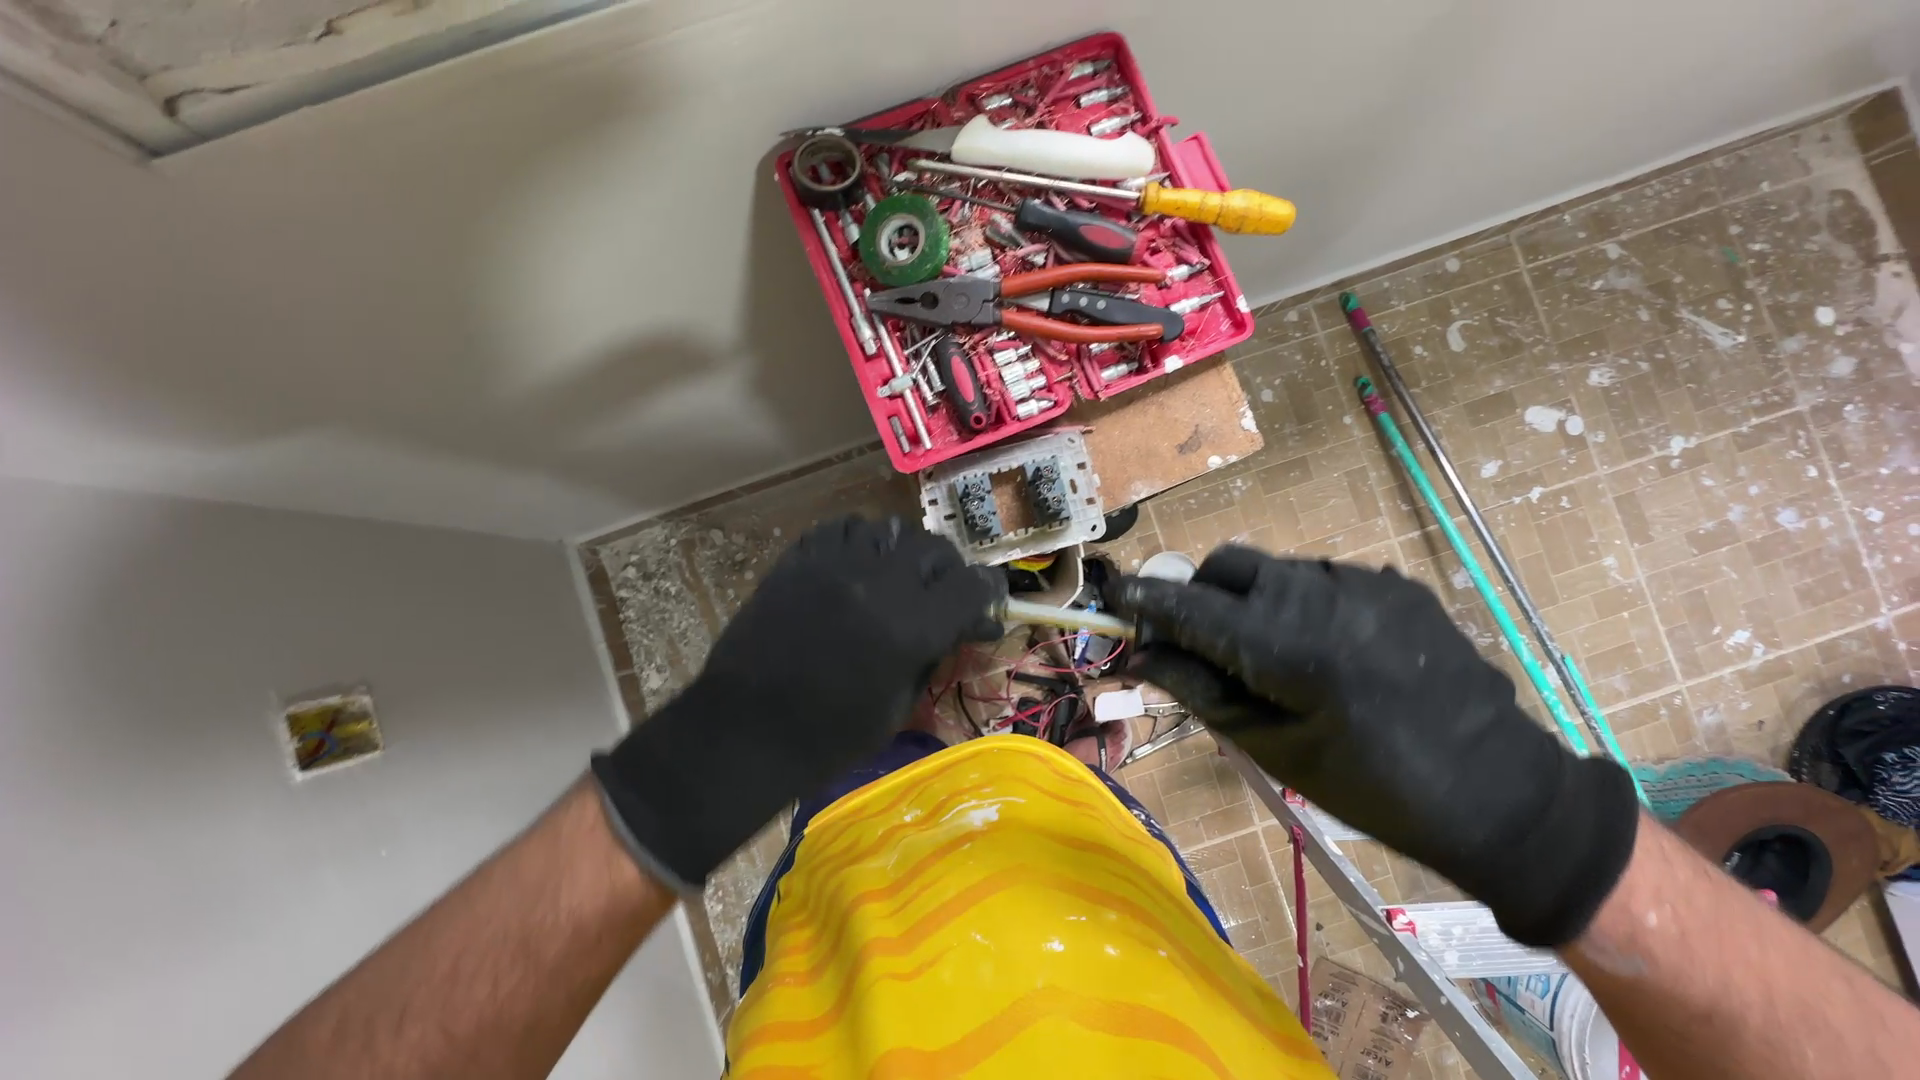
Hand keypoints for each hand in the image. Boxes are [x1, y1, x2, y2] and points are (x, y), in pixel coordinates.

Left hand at [593, 516, 1002, 888]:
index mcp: (910, 628)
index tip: (982, 610)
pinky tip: (855, 567)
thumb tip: (955, 627)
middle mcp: (878, 584)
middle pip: (933, 548)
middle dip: (946, 572)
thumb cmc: (827, 737)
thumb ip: (931, 654)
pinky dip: (858, 542)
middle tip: (939, 597)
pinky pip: (840, 529)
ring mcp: (833, 565)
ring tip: (894, 577)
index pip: (972, 584)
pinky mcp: (797, 561)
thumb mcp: (898, 706)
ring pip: (888, 529)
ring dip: (901, 552)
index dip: (986, 594)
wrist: (744, 731)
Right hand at [1114, 547, 1637, 946]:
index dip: (1146, 598)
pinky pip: (1323, 580)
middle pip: (1229, 565)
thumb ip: (1201, 691)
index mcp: (1286, 642)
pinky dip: (1300, 604)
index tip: (1113, 593)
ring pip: (1276, 569)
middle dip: (1200, 594)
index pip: (1191, 604)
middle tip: (1197, 642)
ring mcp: (1364, 582)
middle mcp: (1321, 592)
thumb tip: (1139, 657)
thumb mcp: (1274, 748)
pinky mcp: (1396, 585)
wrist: (1500, 793)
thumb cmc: (1372, 787)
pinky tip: (1325, 651)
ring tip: (1269, 655)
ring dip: (1250, 599)